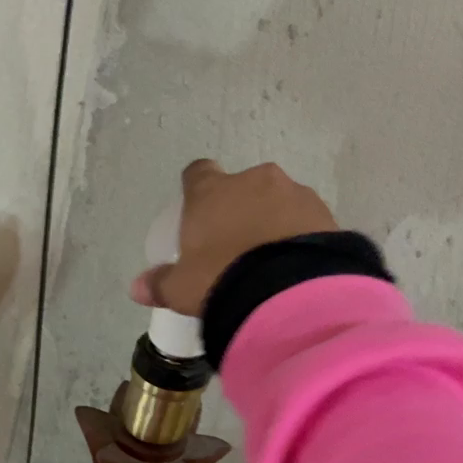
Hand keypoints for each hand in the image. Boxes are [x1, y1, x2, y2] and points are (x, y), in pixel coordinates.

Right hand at [130, 160, 338, 316]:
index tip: (193, 206)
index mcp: (211, 192)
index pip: (198, 173)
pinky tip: (287, 262)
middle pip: (241, 187)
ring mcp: (295, 192)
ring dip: (268, 219)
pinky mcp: (325, 212)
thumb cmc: (219, 277)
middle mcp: (254, 181)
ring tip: (263, 258)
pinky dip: (294, 234)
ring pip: (275, 200)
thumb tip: (137, 288)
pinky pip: (302, 219)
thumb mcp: (179, 288)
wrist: (287, 289)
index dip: (194, 187)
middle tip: (229, 243)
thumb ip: (159, 283)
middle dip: (236, 208)